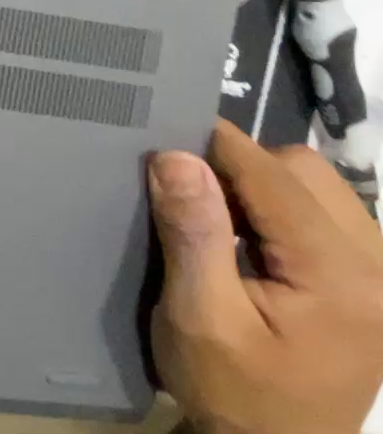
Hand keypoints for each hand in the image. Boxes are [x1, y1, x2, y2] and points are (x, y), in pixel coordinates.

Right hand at [150, 121, 382, 433]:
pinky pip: (326, 215)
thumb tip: (176, 158)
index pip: (276, 177)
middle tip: (182, 189)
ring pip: (320, 188)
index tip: (157, 132)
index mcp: (342, 276)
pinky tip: (243, 238)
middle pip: (308, 171)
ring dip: (259, 186)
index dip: (214, 146)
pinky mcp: (372, 286)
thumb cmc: (230, 384)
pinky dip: (276, 209)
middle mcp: (380, 269)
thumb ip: (194, 234)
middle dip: (240, 165)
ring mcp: (382, 279)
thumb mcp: (198, 315)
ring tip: (211, 215)